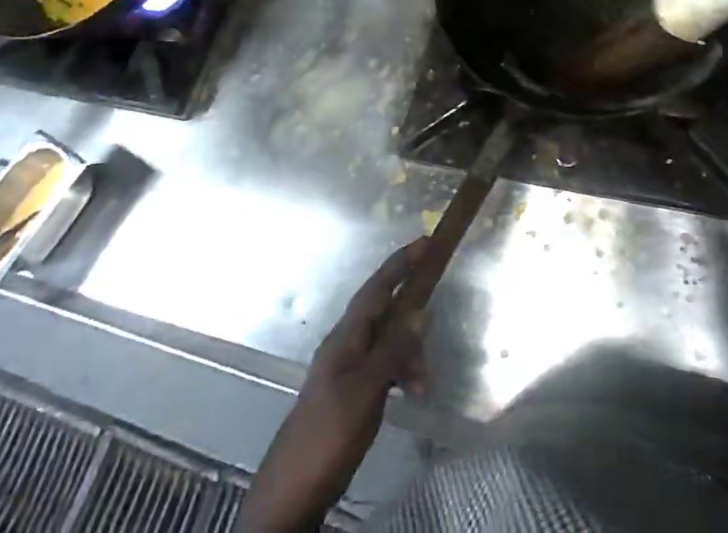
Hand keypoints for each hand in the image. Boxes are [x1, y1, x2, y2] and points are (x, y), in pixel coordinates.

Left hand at [239, 239, 428, 532]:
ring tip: (425, 385)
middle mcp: (346, 345)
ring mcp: (348, 369)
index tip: (425, 242)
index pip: (376, 288)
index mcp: (345, 336)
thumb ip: (394, 349)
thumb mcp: (367, 389)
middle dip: (412, 320)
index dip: (399, 264)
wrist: (295, 485)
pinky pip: (384, 368)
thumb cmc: (330, 431)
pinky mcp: (353, 392)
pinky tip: (412, 392)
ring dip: (410, 356)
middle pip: (385, 314)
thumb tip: (421, 309)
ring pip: (388, 344)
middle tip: (432, 339)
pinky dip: (402, 374)